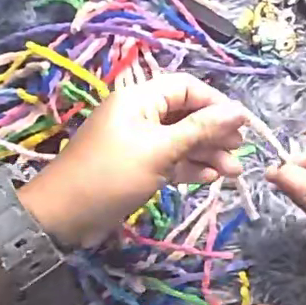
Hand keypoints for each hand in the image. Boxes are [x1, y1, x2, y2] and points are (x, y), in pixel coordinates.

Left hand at [20, 73, 247, 246]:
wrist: (64, 217)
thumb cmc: (112, 175)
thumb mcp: (160, 150)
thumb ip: (201, 129)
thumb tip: (239, 110)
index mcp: (139, 98)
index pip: (186, 88)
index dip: (216, 102)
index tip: (242, 124)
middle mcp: (140, 115)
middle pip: (186, 114)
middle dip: (215, 132)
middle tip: (240, 151)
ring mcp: (139, 143)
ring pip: (181, 140)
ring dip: (207, 153)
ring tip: (233, 172)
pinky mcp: (138, 167)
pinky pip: (170, 160)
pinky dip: (190, 167)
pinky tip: (211, 178)